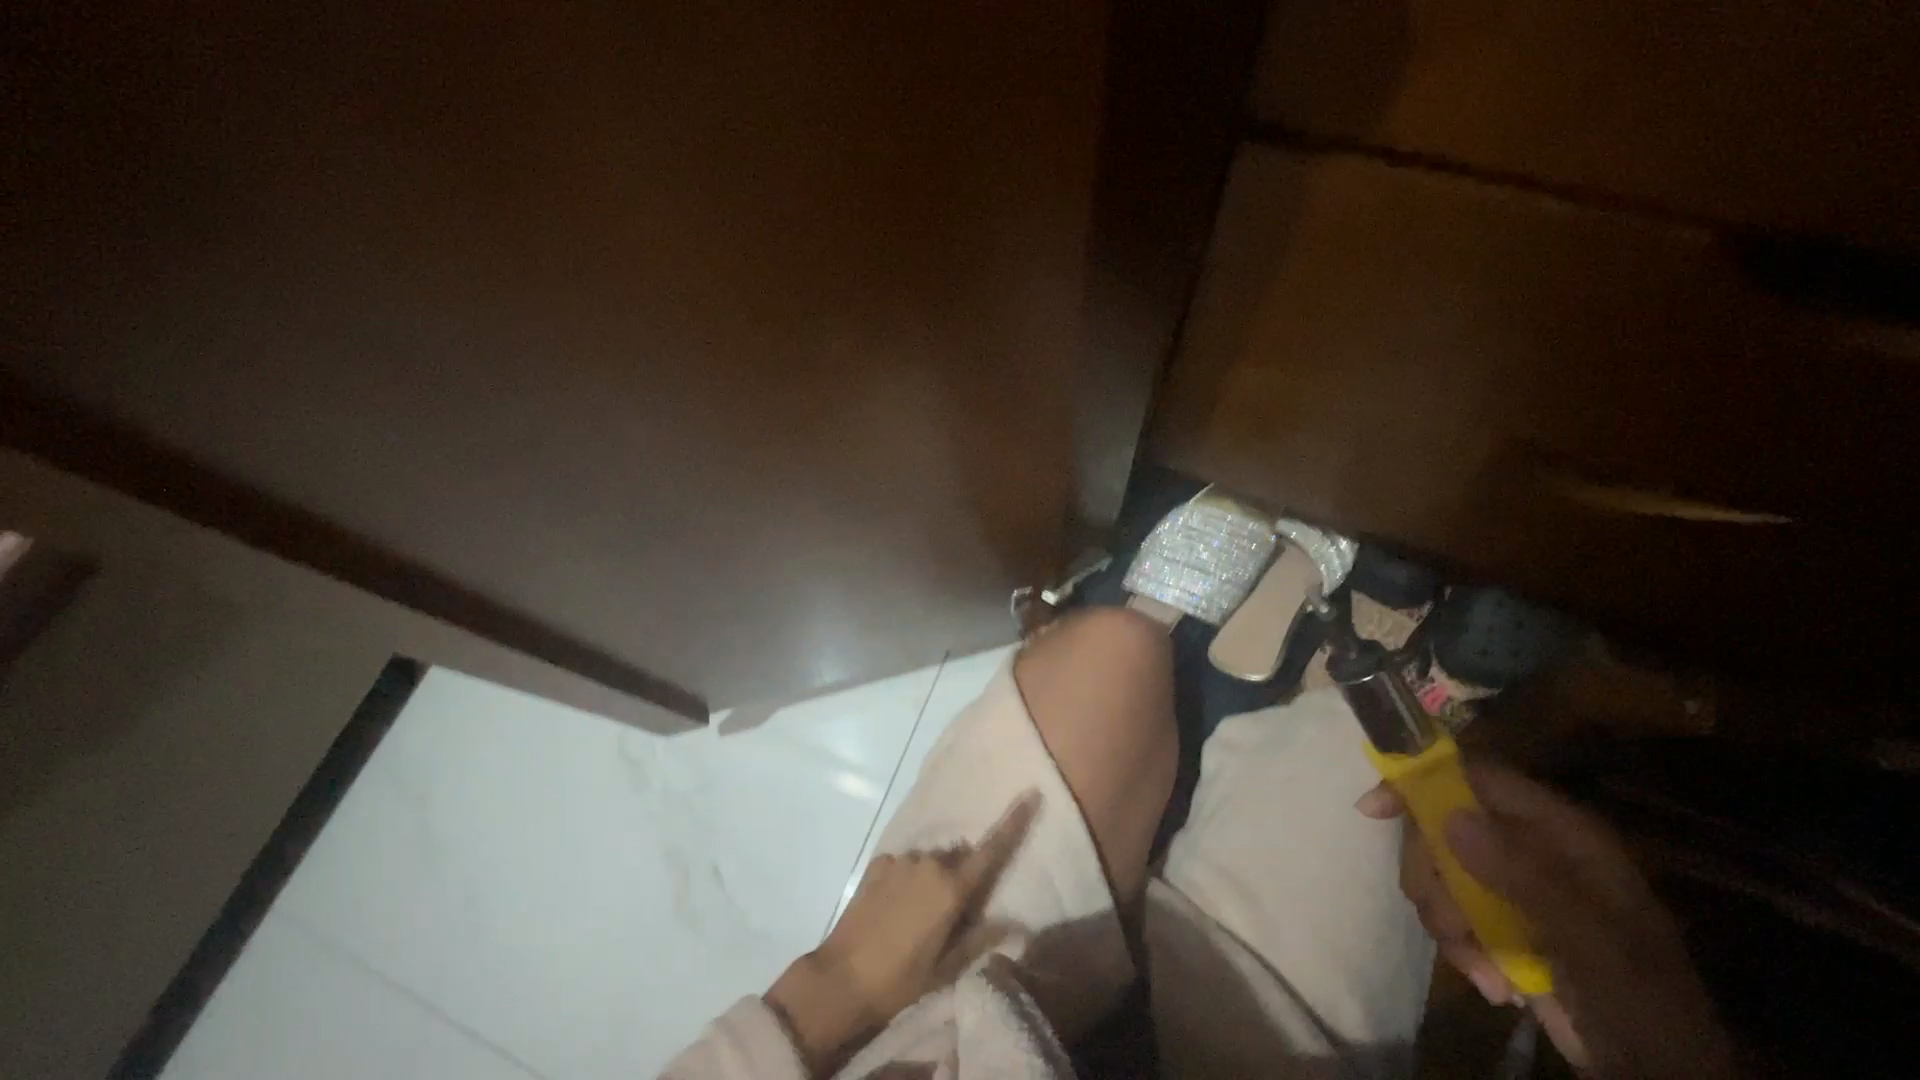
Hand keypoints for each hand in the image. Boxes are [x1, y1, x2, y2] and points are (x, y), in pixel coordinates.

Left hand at [765, 789, 1039, 1075]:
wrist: (841, 978)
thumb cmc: (901, 979)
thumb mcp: (947, 968)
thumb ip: (982, 939)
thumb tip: (1019, 924)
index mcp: (952, 889)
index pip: (992, 849)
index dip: (1014, 821)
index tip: (1031, 792)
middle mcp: (929, 864)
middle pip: (959, 859)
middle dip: (961, 878)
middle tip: (951, 917)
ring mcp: (900, 861)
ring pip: (931, 862)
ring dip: (933, 879)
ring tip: (918, 918)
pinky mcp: (877, 864)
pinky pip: (905, 864)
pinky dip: (908, 880)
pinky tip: (895, 909)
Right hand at [1358, 765, 1737, 1079]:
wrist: (1662, 1076)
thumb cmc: (1639, 1002)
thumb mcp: (1591, 941)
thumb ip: (1527, 876)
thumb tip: (1450, 816)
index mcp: (1564, 834)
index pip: (1481, 780)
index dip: (1423, 782)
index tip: (1373, 809)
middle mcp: (1534, 849)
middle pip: (1445, 828)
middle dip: (1433, 878)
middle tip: (1447, 924)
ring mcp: (1516, 887)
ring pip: (1440, 873)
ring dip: (1446, 922)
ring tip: (1481, 969)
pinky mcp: (1503, 924)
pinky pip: (1451, 914)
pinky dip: (1458, 947)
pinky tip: (1491, 982)